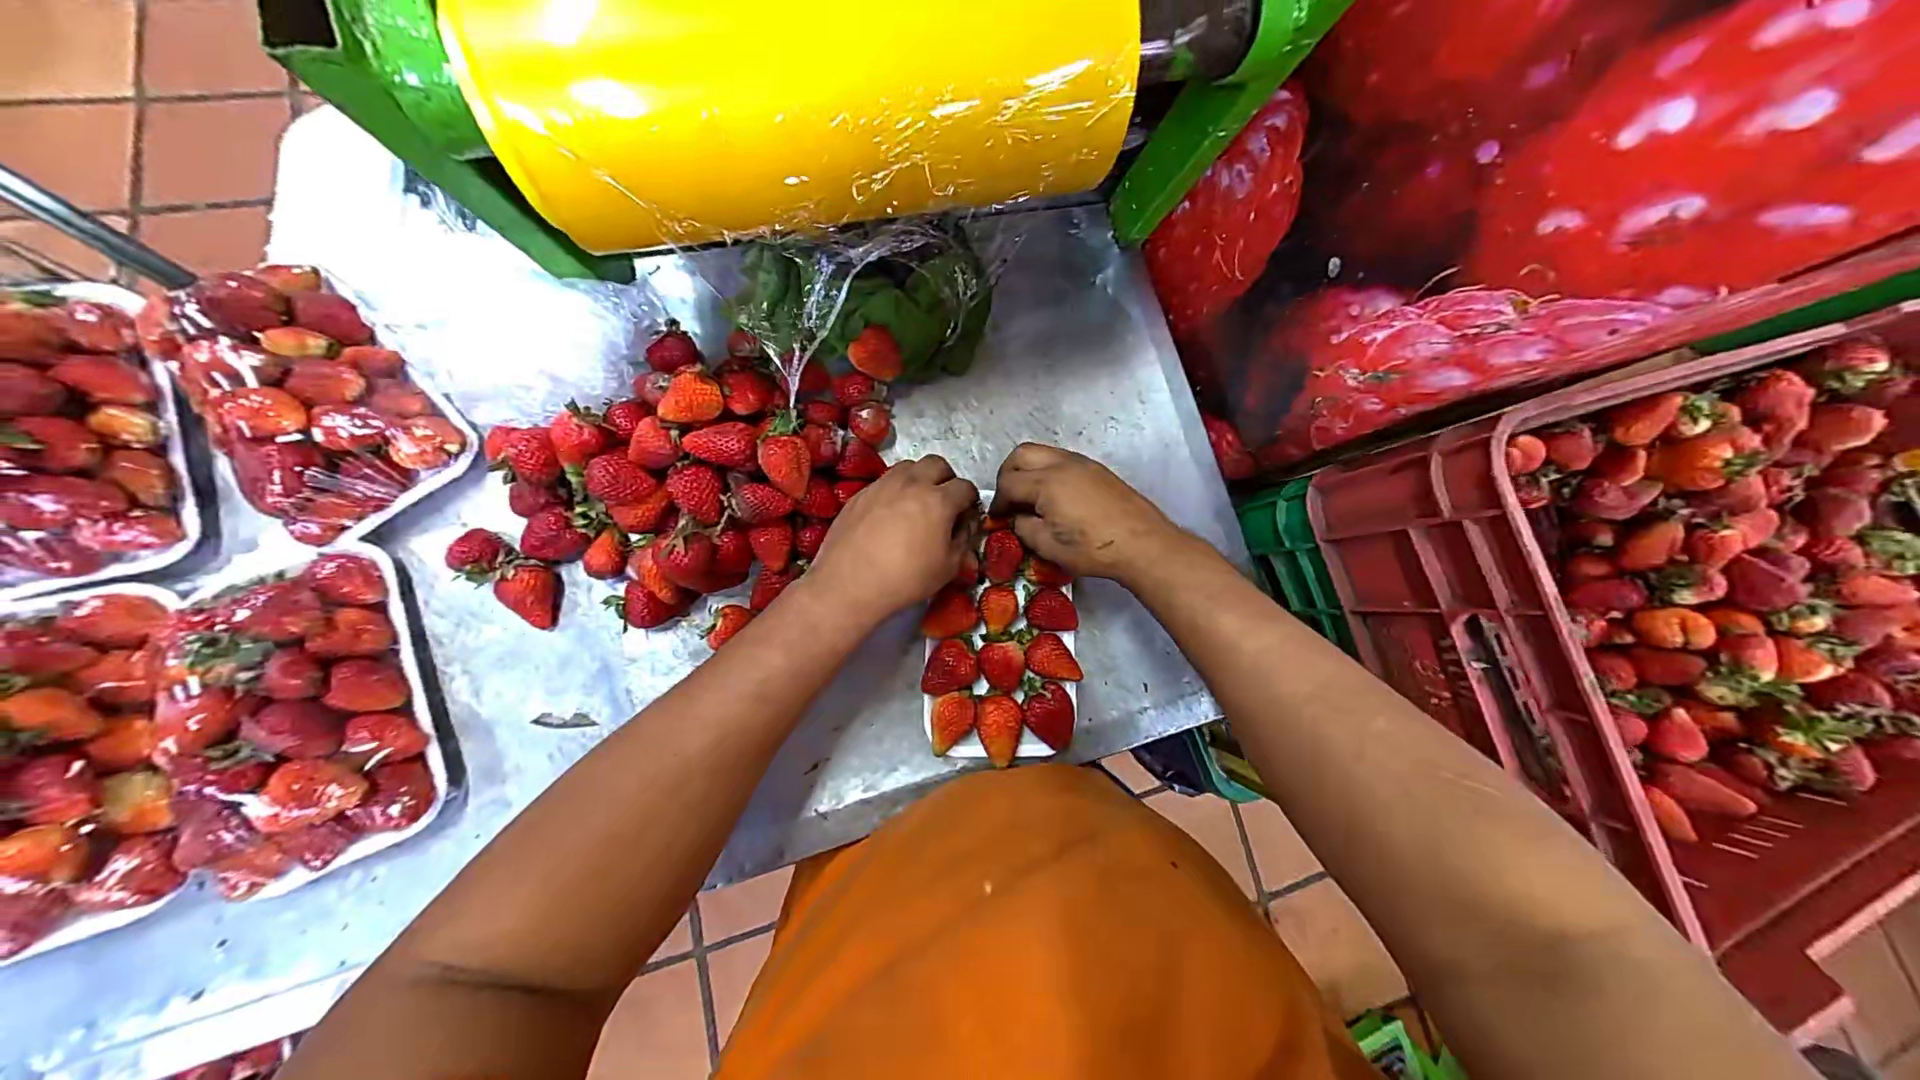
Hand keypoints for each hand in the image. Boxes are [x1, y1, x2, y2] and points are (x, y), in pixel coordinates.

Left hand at [806, 456, 978, 620]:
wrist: (848, 584)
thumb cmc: (905, 579)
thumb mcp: (948, 568)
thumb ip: (963, 541)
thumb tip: (965, 527)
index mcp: (938, 501)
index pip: (965, 487)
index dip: (971, 501)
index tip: (967, 515)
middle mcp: (911, 484)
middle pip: (937, 464)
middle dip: (946, 479)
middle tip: (944, 501)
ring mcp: (882, 485)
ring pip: (908, 466)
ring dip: (919, 478)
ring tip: (916, 502)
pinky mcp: (860, 494)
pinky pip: (884, 482)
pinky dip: (894, 490)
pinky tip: (889, 514)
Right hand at [989, 443, 1190, 585]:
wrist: (1142, 544)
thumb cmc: (1093, 549)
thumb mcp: (1048, 546)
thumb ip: (1024, 528)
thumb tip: (1017, 520)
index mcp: (1046, 482)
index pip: (1008, 483)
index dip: (997, 502)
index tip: (997, 518)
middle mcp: (1062, 464)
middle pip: (1021, 455)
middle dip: (1008, 475)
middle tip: (1008, 499)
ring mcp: (1082, 464)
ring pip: (1043, 453)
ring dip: (1029, 471)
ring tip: (1030, 498)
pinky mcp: (1097, 471)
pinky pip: (1062, 461)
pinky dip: (1048, 472)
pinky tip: (1054, 498)